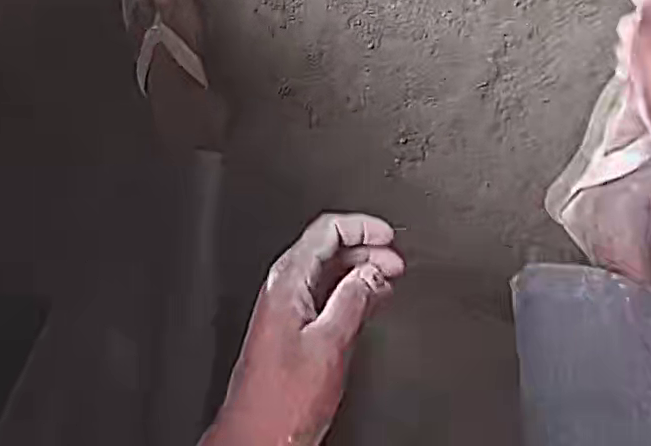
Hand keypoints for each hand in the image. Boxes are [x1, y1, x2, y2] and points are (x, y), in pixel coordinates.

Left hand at [202, 213, 404, 445]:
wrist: (256, 438)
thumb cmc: (281, 400)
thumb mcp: (328, 344)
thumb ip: (352, 300)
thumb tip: (373, 270)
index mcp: (288, 278)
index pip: (326, 230)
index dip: (360, 226)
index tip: (386, 233)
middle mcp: (285, 286)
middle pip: (328, 247)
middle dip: (365, 246)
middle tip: (395, 256)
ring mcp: (288, 306)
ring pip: (329, 270)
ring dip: (361, 268)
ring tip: (389, 274)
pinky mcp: (293, 327)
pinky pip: (327, 293)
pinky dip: (352, 290)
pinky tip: (371, 299)